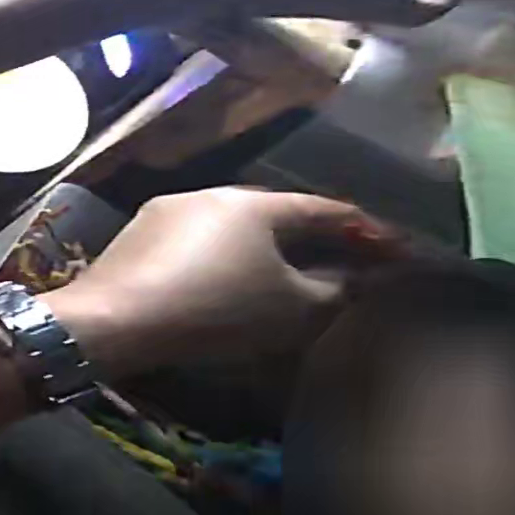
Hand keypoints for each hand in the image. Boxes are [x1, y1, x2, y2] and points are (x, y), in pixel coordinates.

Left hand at [43, 188, 400, 373]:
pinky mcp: (133, 236)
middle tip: (351, 263)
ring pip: (229, 225)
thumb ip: (340, 285)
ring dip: (265, 245)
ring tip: (297, 272)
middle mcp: (200, 196)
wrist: (112, 319)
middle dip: (314, 235)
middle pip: (273, 212)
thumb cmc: (213, 308)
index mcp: (248, 202)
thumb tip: (358, 275)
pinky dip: (224, 254)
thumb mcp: (297, 305)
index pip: (326, 209)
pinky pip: (194, 240)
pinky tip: (234, 277)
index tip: (401, 257)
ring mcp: (159, 213)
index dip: (370, 233)